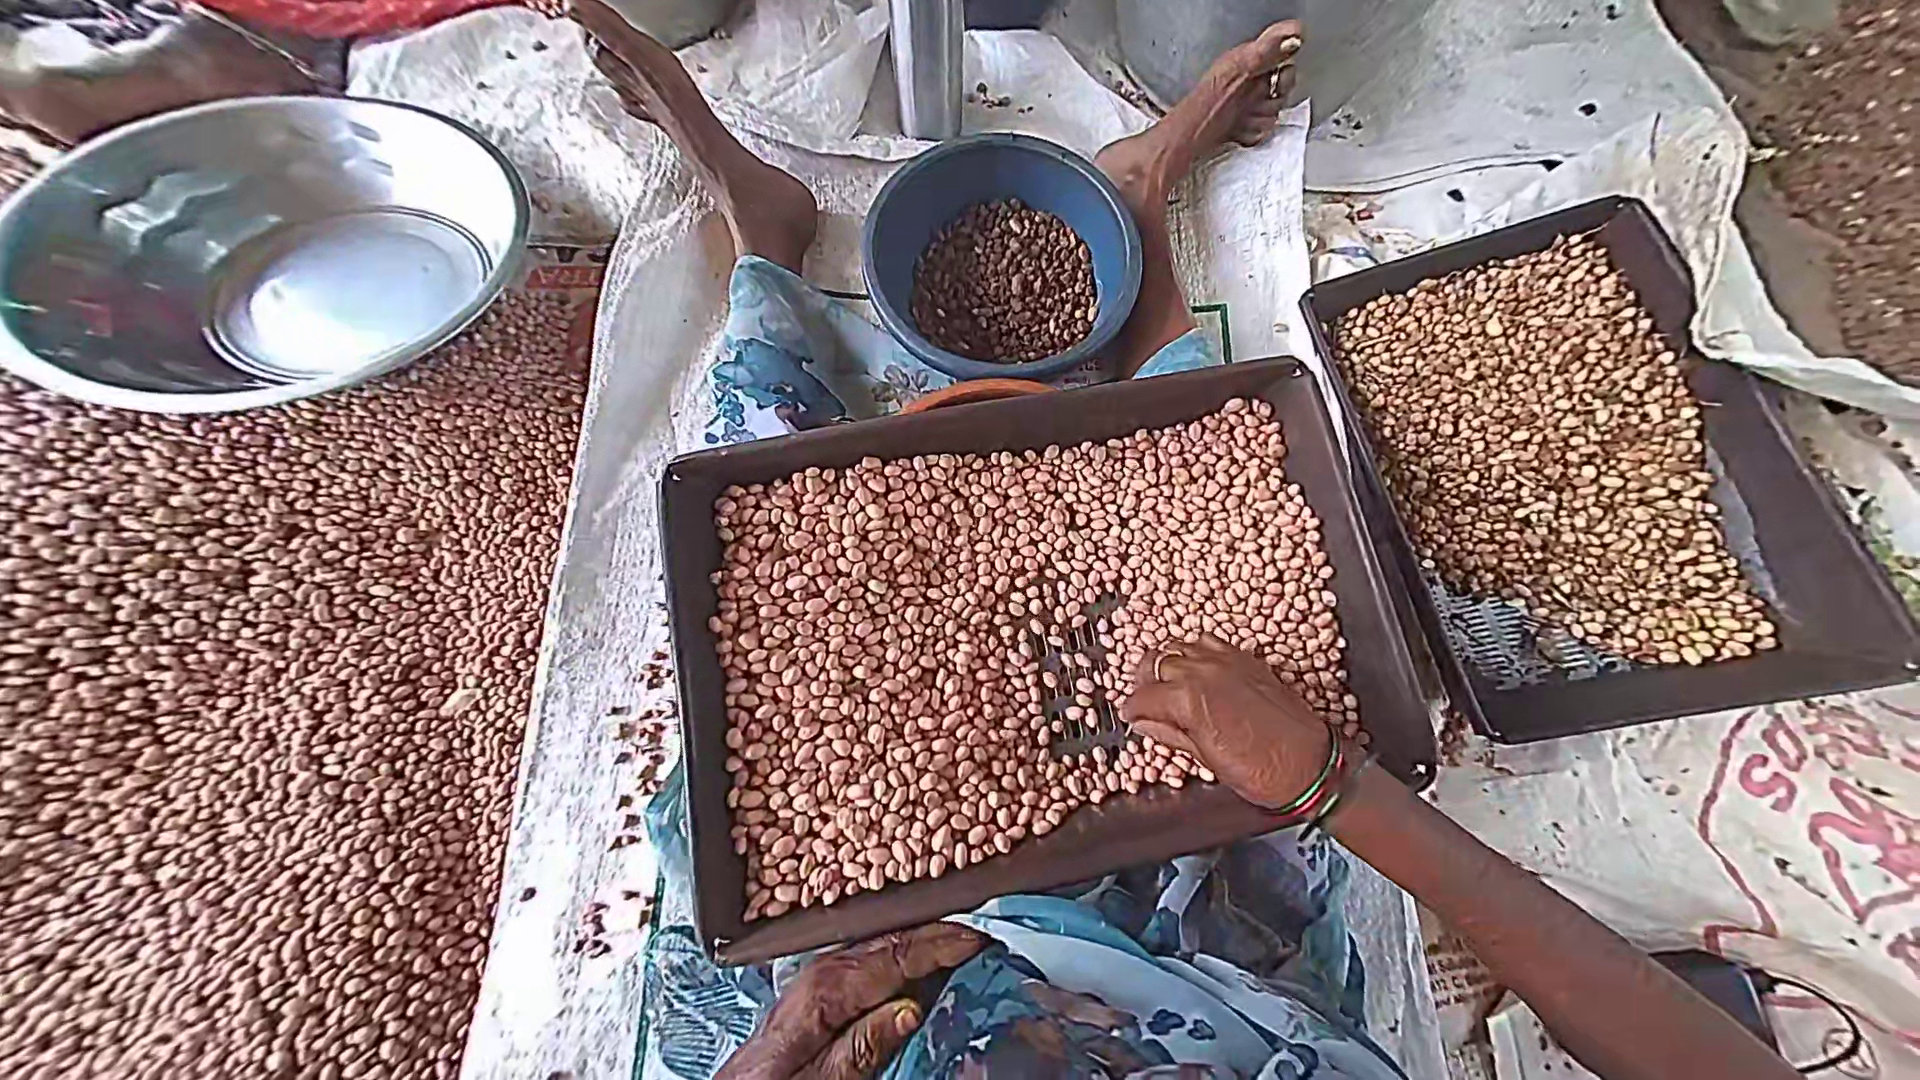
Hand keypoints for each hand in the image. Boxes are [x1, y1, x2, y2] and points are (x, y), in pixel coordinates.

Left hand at [717, 923, 985, 1079]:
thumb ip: (863, 1047)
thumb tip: (912, 1008)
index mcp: (828, 989)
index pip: (897, 956)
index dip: (940, 945)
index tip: (976, 939)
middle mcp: (827, 967)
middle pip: (894, 940)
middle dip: (939, 933)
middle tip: (979, 931)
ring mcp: (824, 970)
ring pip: (884, 943)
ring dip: (923, 939)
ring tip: (960, 938)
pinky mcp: (823, 982)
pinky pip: (872, 956)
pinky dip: (903, 952)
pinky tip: (920, 959)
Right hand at [1121, 634, 1332, 809]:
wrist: (1311, 765)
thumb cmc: (1260, 771)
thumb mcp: (1205, 758)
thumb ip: (1169, 733)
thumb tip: (1143, 723)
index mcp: (1186, 699)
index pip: (1142, 697)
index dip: (1132, 709)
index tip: (1130, 716)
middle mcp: (1201, 671)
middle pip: (1154, 664)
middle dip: (1144, 683)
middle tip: (1144, 701)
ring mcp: (1224, 661)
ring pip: (1177, 648)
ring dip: (1166, 664)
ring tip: (1166, 684)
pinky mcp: (1244, 659)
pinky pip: (1206, 643)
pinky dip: (1194, 653)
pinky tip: (1196, 670)